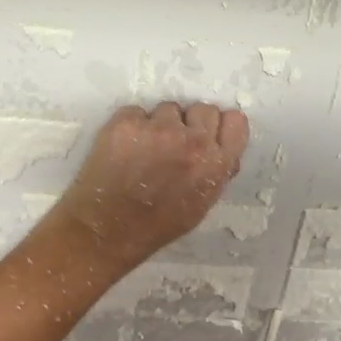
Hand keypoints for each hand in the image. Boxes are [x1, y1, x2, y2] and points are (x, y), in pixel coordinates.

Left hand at [48, 101, 248, 269]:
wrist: (105, 232)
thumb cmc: (157, 225)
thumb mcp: (202, 205)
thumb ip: (217, 172)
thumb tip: (223, 151)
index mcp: (216, 164)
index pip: (235, 121)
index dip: (220, 126)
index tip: (207, 134)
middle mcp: (193, 142)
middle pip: (203, 109)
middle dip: (190, 122)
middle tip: (173, 143)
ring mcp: (159, 129)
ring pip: (168, 108)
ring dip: (159, 124)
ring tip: (144, 150)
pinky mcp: (127, 123)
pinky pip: (136, 112)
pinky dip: (131, 126)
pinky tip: (124, 149)